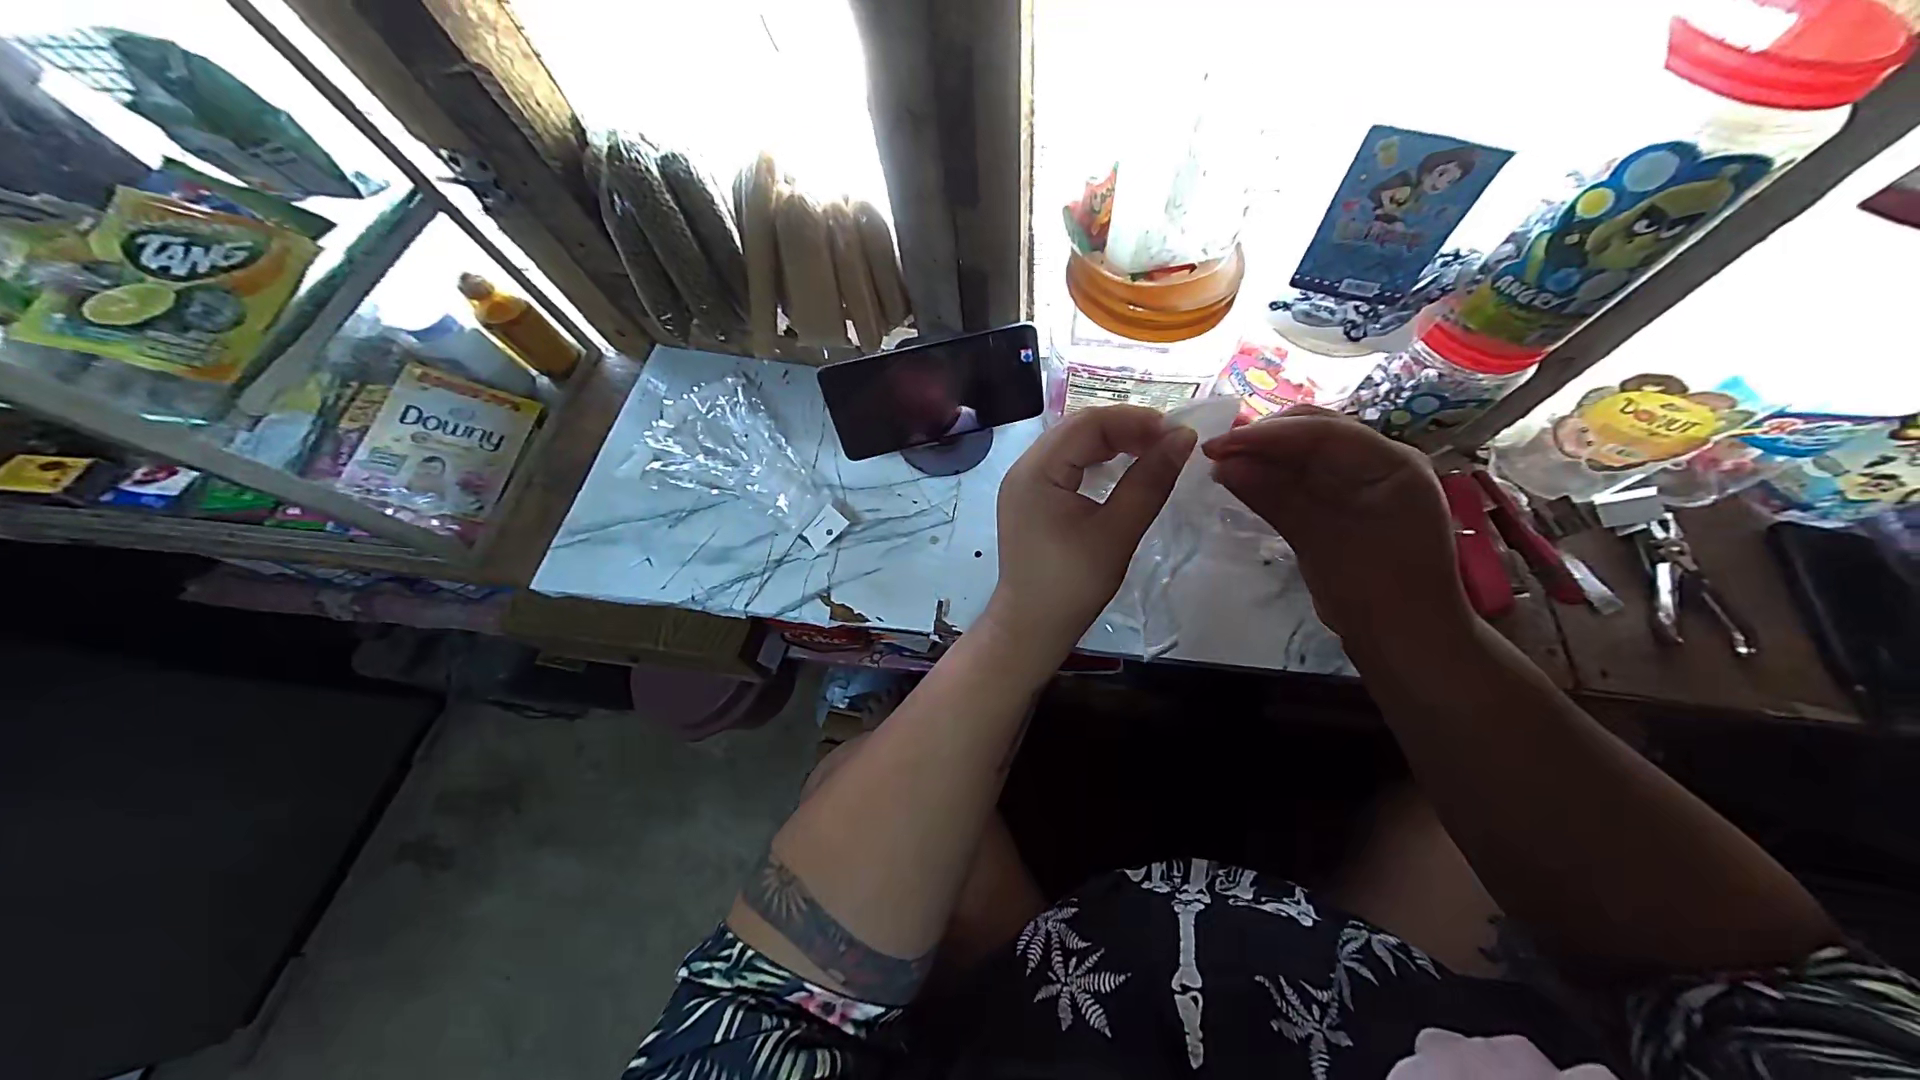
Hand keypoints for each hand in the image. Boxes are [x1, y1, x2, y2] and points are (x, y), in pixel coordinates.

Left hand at [984, 405, 1194, 655]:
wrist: (1031, 627)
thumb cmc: (1072, 584)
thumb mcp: (1117, 532)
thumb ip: (1149, 481)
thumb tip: (1183, 438)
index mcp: (1036, 471)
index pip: (1087, 423)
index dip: (1134, 421)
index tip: (1177, 432)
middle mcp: (1024, 468)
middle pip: (1078, 428)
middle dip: (1125, 428)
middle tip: (1170, 441)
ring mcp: (1025, 483)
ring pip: (1073, 445)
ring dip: (1113, 442)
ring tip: (1154, 450)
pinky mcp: (1032, 499)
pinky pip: (1067, 465)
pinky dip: (1097, 461)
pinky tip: (1124, 468)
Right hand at [1203, 406, 1469, 644]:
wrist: (1406, 640)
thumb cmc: (1376, 593)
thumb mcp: (1321, 543)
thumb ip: (1275, 498)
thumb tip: (1223, 465)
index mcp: (1392, 465)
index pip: (1322, 433)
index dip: (1266, 435)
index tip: (1216, 447)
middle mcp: (1382, 462)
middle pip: (1315, 432)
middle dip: (1263, 439)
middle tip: (1213, 453)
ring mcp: (1365, 481)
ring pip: (1306, 452)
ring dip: (1263, 456)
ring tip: (1220, 465)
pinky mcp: (1346, 501)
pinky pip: (1305, 477)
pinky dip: (1273, 477)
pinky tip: (1243, 480)